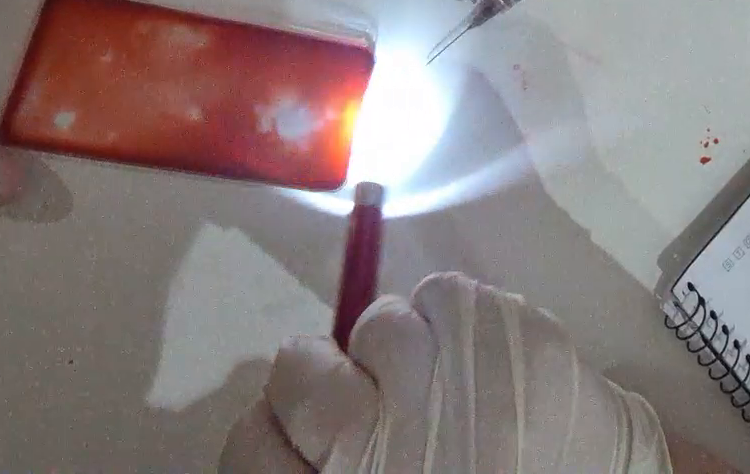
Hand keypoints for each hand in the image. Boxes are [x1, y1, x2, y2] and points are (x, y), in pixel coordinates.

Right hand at [220, 272, 672, 472]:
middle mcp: (382, 441)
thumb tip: (301, 424)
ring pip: (375, 323)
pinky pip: (439, 293)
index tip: (297, 438)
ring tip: (435, 372)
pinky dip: (447, 314)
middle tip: (363, 396)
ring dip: (395, 342)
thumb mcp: (402, 473)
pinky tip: (476, 349)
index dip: (266, 434)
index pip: (250, 448)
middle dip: (317, 375)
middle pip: (296, 371)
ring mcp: (442, 374)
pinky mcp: (499, 328)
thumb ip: (337, 462)